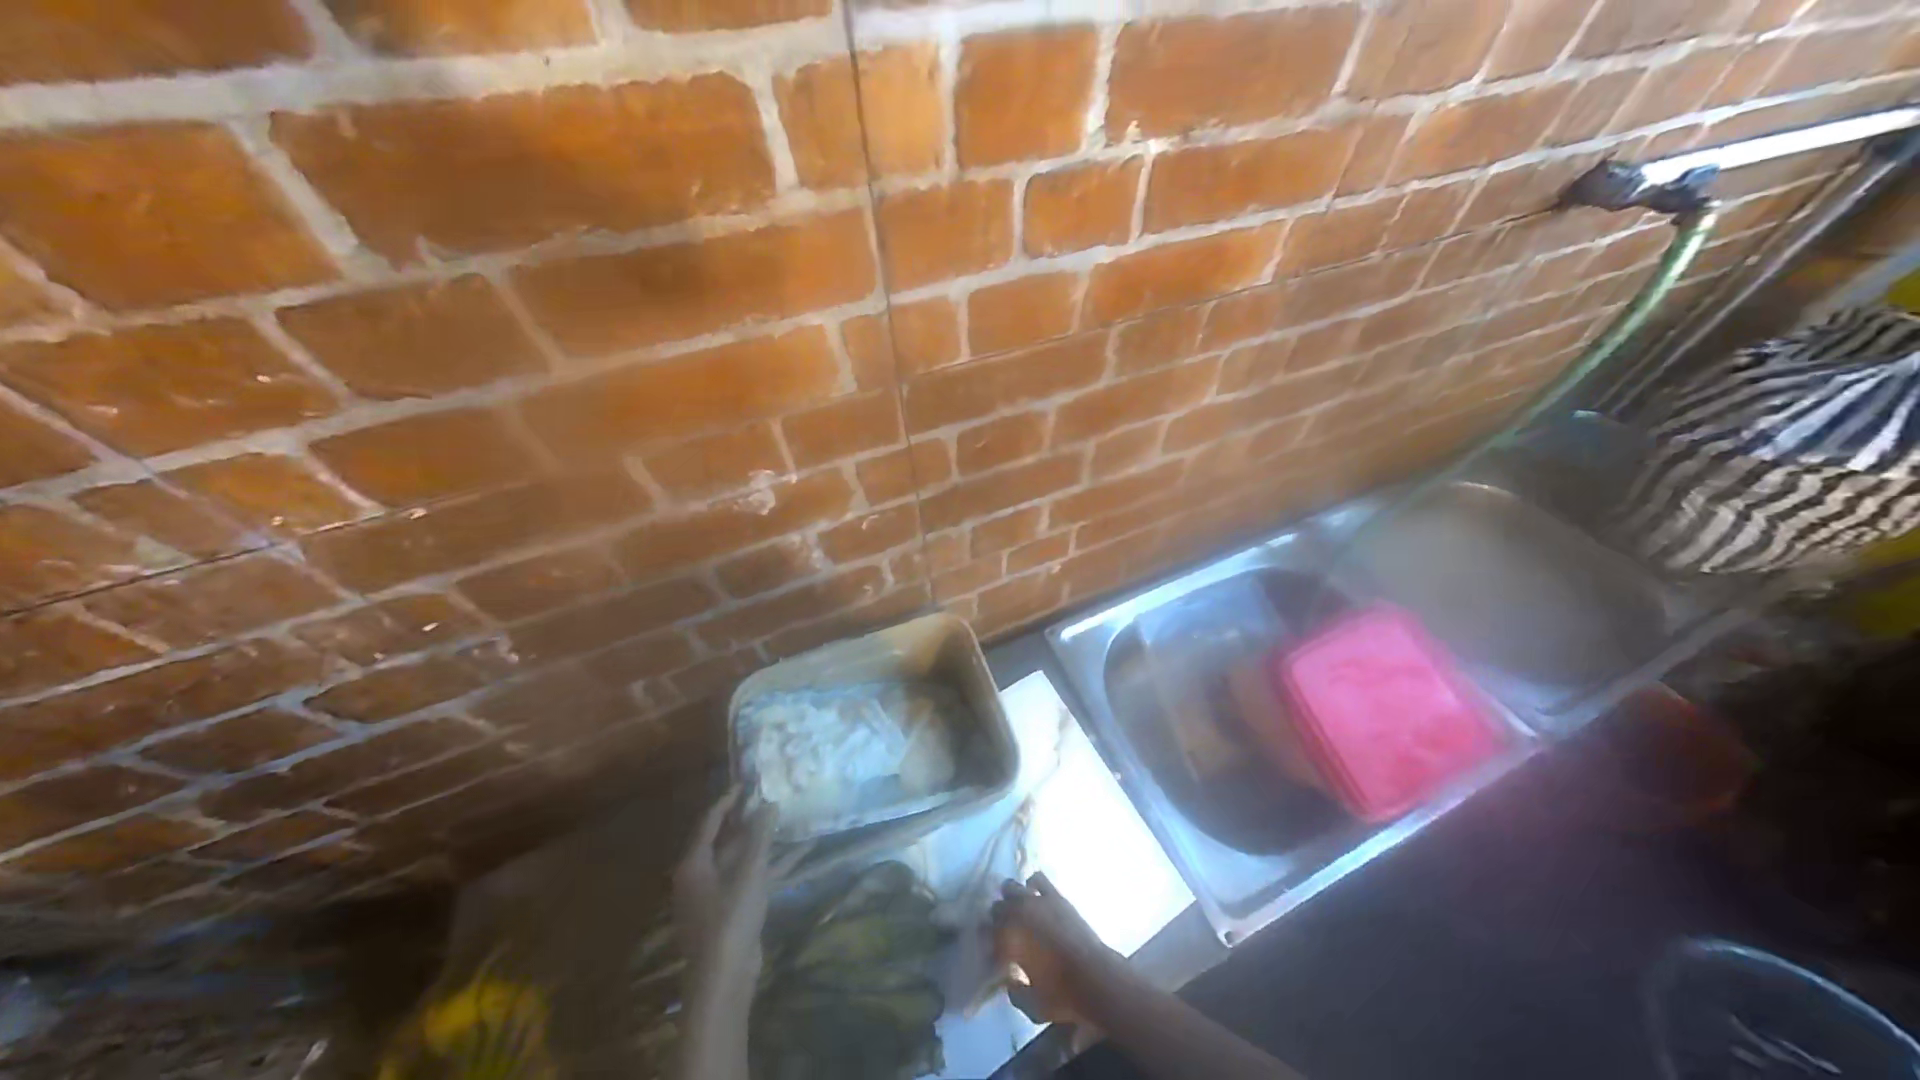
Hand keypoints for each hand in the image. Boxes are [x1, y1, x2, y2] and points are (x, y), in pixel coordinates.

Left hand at [673, 787, 800, 984]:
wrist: (724, 979)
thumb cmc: (730, 920)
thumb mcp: (749, 874)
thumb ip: (759, 837)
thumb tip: (769, 802)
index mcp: (694, 864)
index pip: (709, 822)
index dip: (727, 801)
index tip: (746, 782)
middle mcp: (700, 876)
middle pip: (725, 839)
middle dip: (748, 819)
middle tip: (770, 797)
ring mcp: (716, 895)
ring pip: (741, 859)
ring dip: (764, 842)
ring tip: (787, 819)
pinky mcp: (732, 910)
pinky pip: (751, 878)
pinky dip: (771, 866)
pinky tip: (798, 855)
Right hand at [992, 873, 1132, 1028]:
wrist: (1096, 978)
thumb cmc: (1062, 995)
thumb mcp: (1032, 1007)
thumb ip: (1015, 994)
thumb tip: (1011, 982)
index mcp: (1005, 938)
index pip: (985, 933)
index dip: (988, 943)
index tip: (994, 954)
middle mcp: (1016, 914)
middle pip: (996, 908)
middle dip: (998, 921)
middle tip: (1006, 936)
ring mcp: (1036, 901)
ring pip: (1010, 887)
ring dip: (1010, 899)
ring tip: (1018, 913)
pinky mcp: (1055, 897)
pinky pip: (1037, 879)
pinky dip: (1032, 886)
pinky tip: (1035, 898)